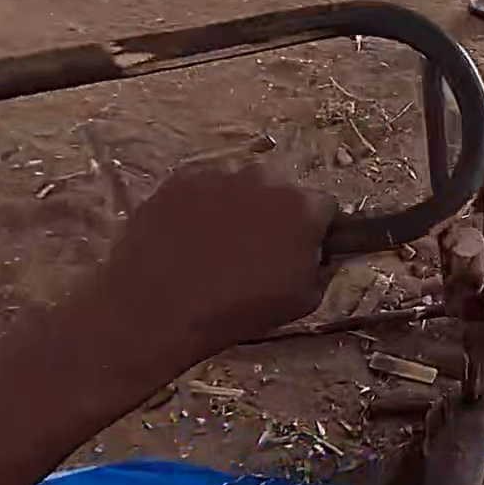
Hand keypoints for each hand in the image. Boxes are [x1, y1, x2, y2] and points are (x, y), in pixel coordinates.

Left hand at [93, 166, 335, 357]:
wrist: (159, 308)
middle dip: (276, 214)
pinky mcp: (182, 179)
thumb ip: (324, 269)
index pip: (324, 207)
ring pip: (241, 187)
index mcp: (303, 207)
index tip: (301, 249)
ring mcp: (221, 175)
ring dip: (239, 208)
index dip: (315, 229)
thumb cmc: (239, 310)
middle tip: (257, 249)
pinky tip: (188, 237)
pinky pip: (203, 187)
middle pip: (282, 191)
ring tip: (216, 245)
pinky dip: (201, 206)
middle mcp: (266, 179)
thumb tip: (324, 254)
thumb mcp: (303, 302)